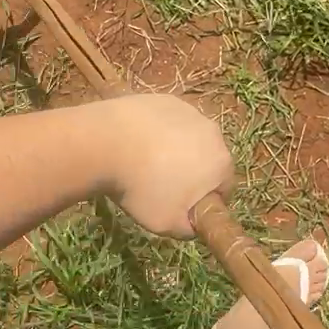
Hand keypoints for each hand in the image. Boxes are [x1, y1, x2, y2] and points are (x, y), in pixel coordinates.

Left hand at [99, 93, 233, 237]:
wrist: (105, 143)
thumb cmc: (142, 188)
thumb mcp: (167, 225)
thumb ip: (190, 229)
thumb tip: (193, 223)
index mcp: (221, 163)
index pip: (224, 189)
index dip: (204, 202)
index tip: (182, 207)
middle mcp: (213, 133)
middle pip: (208, 160)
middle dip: (192, 174)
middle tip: (162, 186)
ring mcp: (189, 112)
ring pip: (189, 139)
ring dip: (176, 151)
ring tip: (146, 163)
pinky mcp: (167, 99)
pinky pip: (170, 122)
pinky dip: (159, 132)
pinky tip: (137, 142)